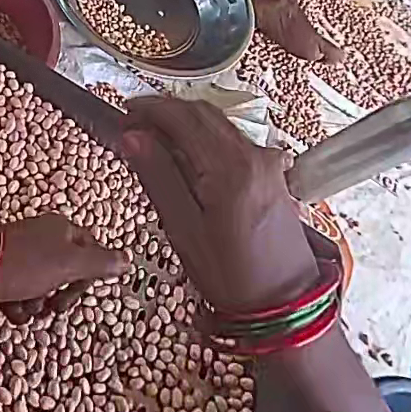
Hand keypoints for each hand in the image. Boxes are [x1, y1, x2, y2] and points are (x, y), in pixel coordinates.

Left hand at [0, 214, 125, 322]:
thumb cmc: (21, 265)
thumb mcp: (69, 264)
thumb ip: (101, 263)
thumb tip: (128, 259)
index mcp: (60, 229)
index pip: (91, 249)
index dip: (89, 273)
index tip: (81, 288)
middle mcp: (41, 239)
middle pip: (67, 274)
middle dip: (60, 295)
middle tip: (52, 305)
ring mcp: (20, 257)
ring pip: (42, 289)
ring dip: (36, 305)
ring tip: (25, 304)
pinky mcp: (1, 275)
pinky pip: (20, 296)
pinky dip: (16, 307)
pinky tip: (8, 307)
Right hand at [118, 97, 322, 312]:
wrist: (286, 302)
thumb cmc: (231, 274)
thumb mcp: (183, 228)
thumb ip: (158, 176)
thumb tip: (133, 137)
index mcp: (228, 167)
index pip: (182, 118)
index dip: (149, 109)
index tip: (124, 114)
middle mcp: (252, 155)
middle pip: (201, 112)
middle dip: (164, 111)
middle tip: (133, 124)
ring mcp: (266, 162)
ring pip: (217, 123)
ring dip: (184, 122)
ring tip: (153, 139)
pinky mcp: (271, 172)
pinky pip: (231, 139)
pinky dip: (203, 136)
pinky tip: (185, 156)